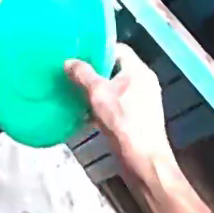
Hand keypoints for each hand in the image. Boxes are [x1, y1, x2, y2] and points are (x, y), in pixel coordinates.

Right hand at [66, 48, 174, 185]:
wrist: (144, 163)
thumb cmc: (123, 123)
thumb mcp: (98, 94)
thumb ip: (83, 74)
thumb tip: (69, 62)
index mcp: (139, 71)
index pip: (117, 49)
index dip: (97, 49)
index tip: (78, 54)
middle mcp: (144, 82)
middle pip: (115, 67)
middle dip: (93, 70)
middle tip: (72, 71)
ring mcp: (143, 101)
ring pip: (115, 86)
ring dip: (96, 89)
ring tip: (75, 90)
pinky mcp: (139, 118)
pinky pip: (117, 102)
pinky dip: (102, 104)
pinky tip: (85, 111)